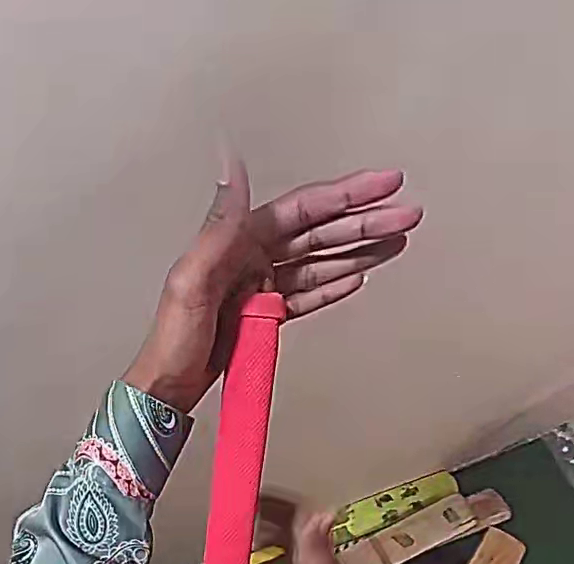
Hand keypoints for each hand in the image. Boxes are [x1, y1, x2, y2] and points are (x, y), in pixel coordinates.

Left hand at [123, 160, 422, 411]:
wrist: (167, 387)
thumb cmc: (172, 340)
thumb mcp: (190, 280)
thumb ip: (219, 226)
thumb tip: (230, 166)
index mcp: (235, 244)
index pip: (300, 211)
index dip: (343, 196)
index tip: (383, 183)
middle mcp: (249, 261)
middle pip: (316, 235)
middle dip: (362, 223)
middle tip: (405, 215)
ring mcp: (258, 290)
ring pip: (316, 264)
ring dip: (356, 252)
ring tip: (394, 243)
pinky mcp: (262, 316)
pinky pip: (304, 296)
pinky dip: (329, 286)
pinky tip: (354, 276)